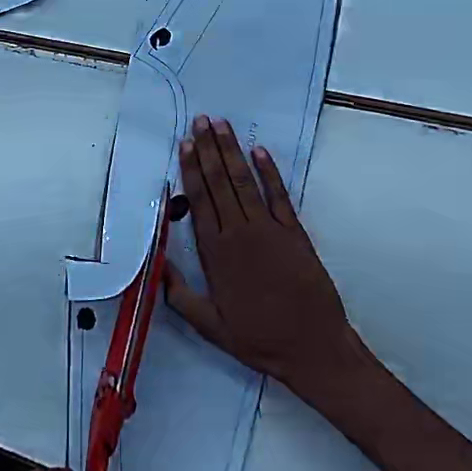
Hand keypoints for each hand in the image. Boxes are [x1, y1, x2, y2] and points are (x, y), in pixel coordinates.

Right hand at [164, 115, 358, 389]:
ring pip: (245, 181)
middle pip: (220, 182)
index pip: (199, 199)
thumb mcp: (210, 326)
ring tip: (221, 124)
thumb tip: (157, 264)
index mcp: (216, 252)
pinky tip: (260, 151)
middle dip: (208, 149)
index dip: (192, 169)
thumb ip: (179, 295)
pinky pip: (279, 196)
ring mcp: (269, 230)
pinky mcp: (295, 234)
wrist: (314, 350)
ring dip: (232, 151)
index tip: (186, 144)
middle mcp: (239, 232)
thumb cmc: (259, 339)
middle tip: (201, 120)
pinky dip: (270, 172)